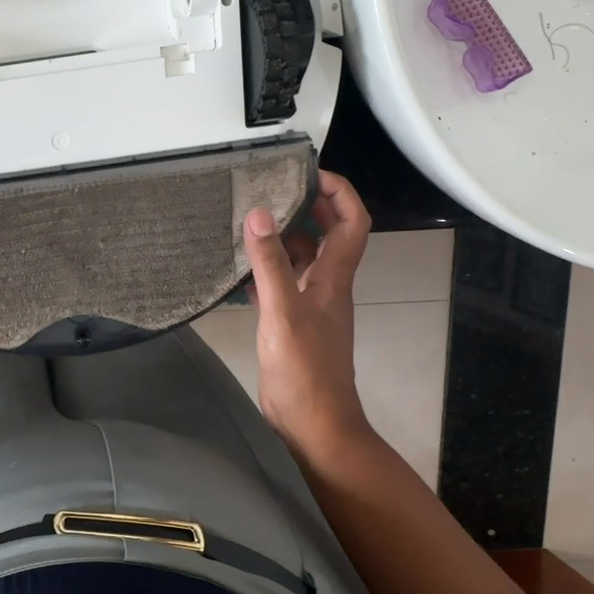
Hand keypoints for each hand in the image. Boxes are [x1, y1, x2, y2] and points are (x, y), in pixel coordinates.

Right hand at [241, 170, 373, 447]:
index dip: (340, 192)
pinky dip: (266, 270)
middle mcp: (327, 286)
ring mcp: (310, 306)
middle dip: (309, 206)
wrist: (313, 422)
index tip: (311, 172)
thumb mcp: (283, 312)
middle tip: (274, 188)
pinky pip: (282, 285)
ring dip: (283, 238)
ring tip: (251, 220)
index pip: (352, 222)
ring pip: (303, 259)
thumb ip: (270, 264)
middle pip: (329, 235)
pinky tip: (241, 268)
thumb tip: (260, 214)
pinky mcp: (292, 325)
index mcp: (334, 278)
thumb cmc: (305, 369)